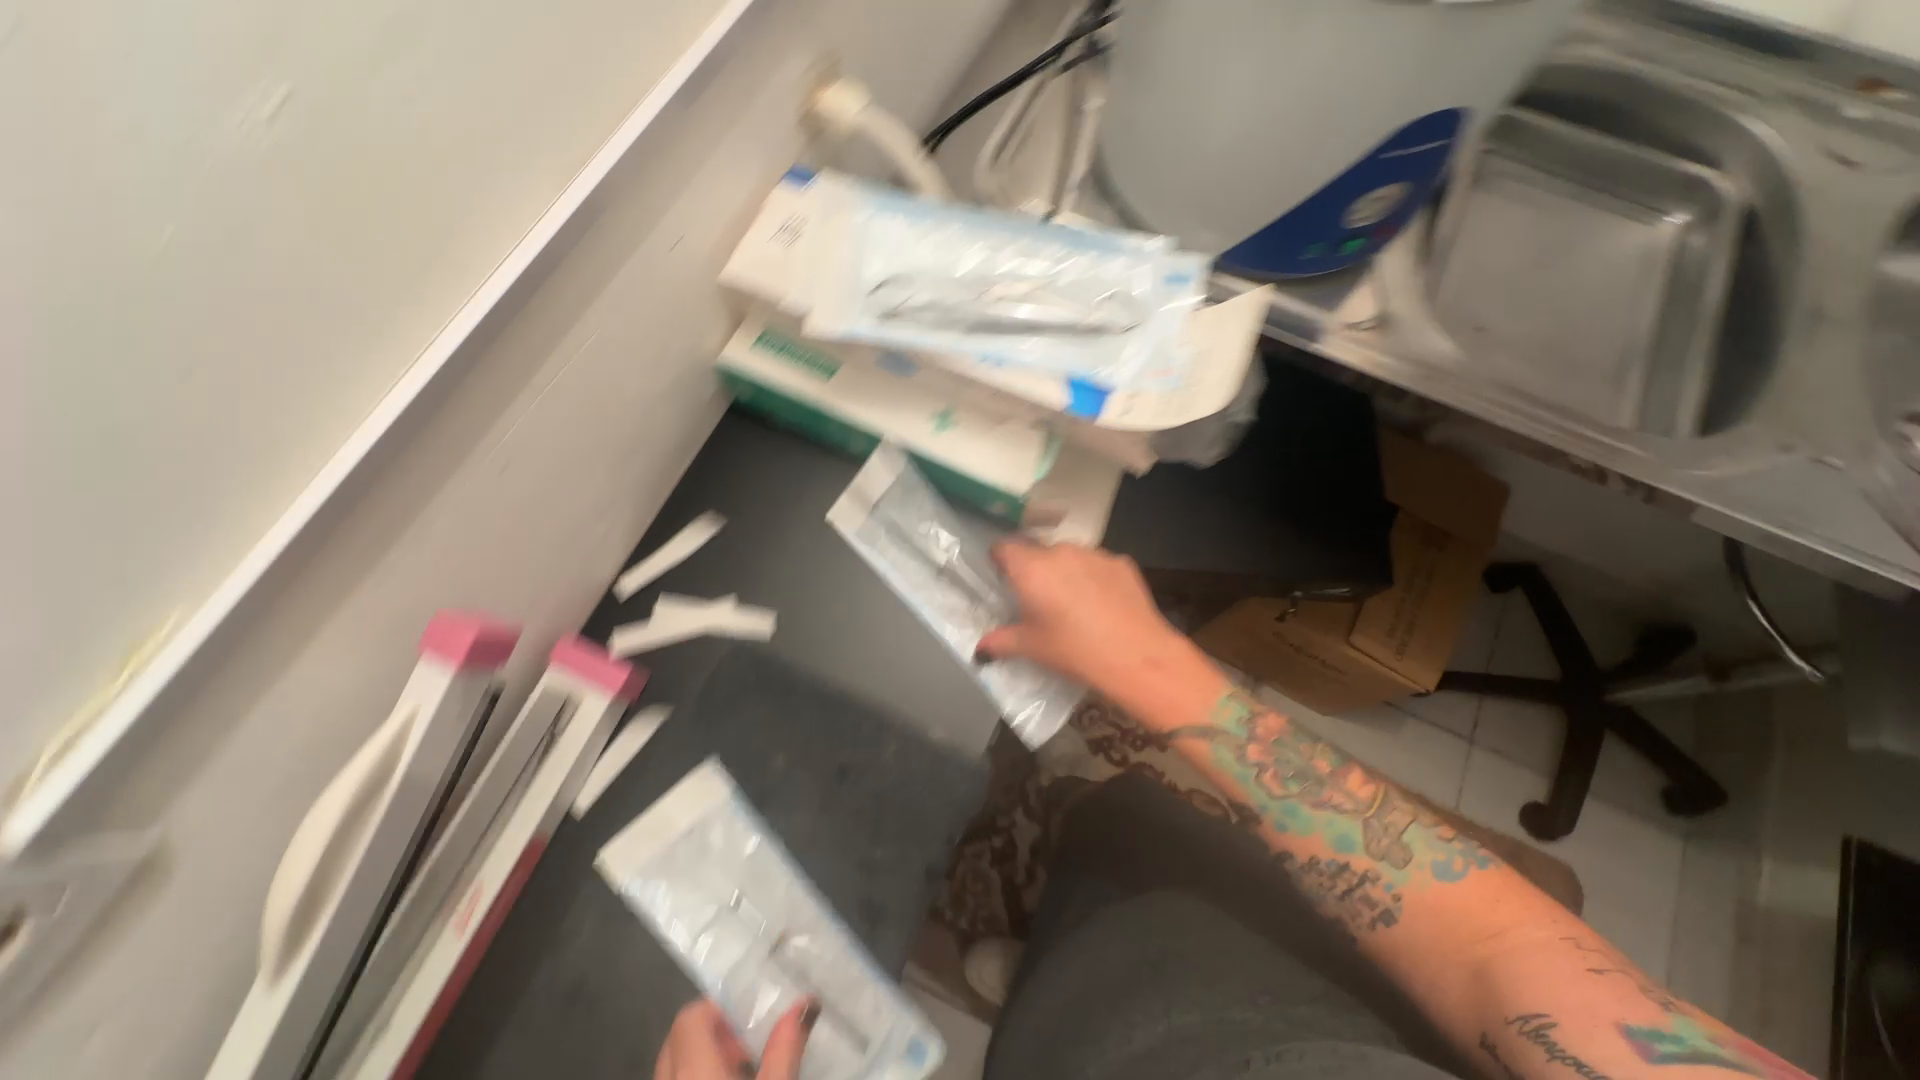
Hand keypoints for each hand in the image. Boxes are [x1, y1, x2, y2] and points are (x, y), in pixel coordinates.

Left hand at [655, 999, 815, 1079]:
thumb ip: (785, 1048)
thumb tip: (804, 1003)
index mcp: (693, 1068)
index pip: (691, 1016)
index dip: (719, 1006)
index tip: (750, 1011)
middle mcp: (668, 1078)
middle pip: (680, 1037)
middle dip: (713, 1029)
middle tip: (749, 1038)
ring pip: (674, 1062)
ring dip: (703, 1053)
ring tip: (741, 1064)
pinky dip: (694, 1074)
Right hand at [977, 541, 1216, 712]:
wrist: (1135, 655)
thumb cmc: (1074, 650)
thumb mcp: (1032, 648)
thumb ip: (1001, 641)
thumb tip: (980, 648)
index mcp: (1031, 569)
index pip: (1004, 547)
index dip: (1000, 560)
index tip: (1004, 579)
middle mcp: (1061, 552)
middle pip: (1038, 551)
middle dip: (1035, 570)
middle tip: (1040, 601)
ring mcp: (1095, 554)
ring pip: (1070, 556)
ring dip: (1066, 572)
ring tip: (1075, 605)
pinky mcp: (1121, 562)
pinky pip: (1098, 565)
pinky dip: (1094, 578)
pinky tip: (1103, 606)